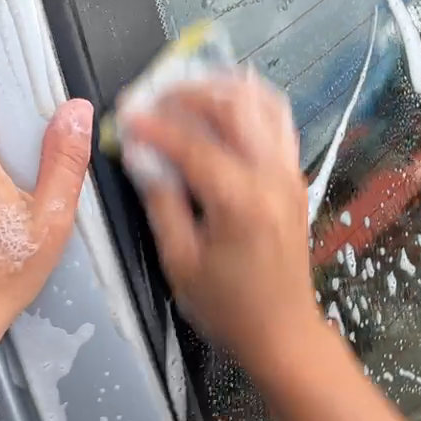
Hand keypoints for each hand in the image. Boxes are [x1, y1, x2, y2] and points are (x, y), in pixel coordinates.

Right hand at [122, 73, 326, 372]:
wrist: (282, 331)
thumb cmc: (228, 307)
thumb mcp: (180, 262)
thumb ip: (161, 202)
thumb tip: (140, 157)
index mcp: (240, 201)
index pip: (191, 143)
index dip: (154, 124)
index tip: (126, 113)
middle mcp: (272, 177)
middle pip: (233, 106)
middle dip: (189, 92)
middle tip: (154, 96)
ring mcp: (289, 174)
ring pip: (263, 103)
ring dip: (222, 88)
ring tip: (187, 89)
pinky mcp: (294, 178)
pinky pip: (277, 121)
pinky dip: (249, 103)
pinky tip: (223, 107)